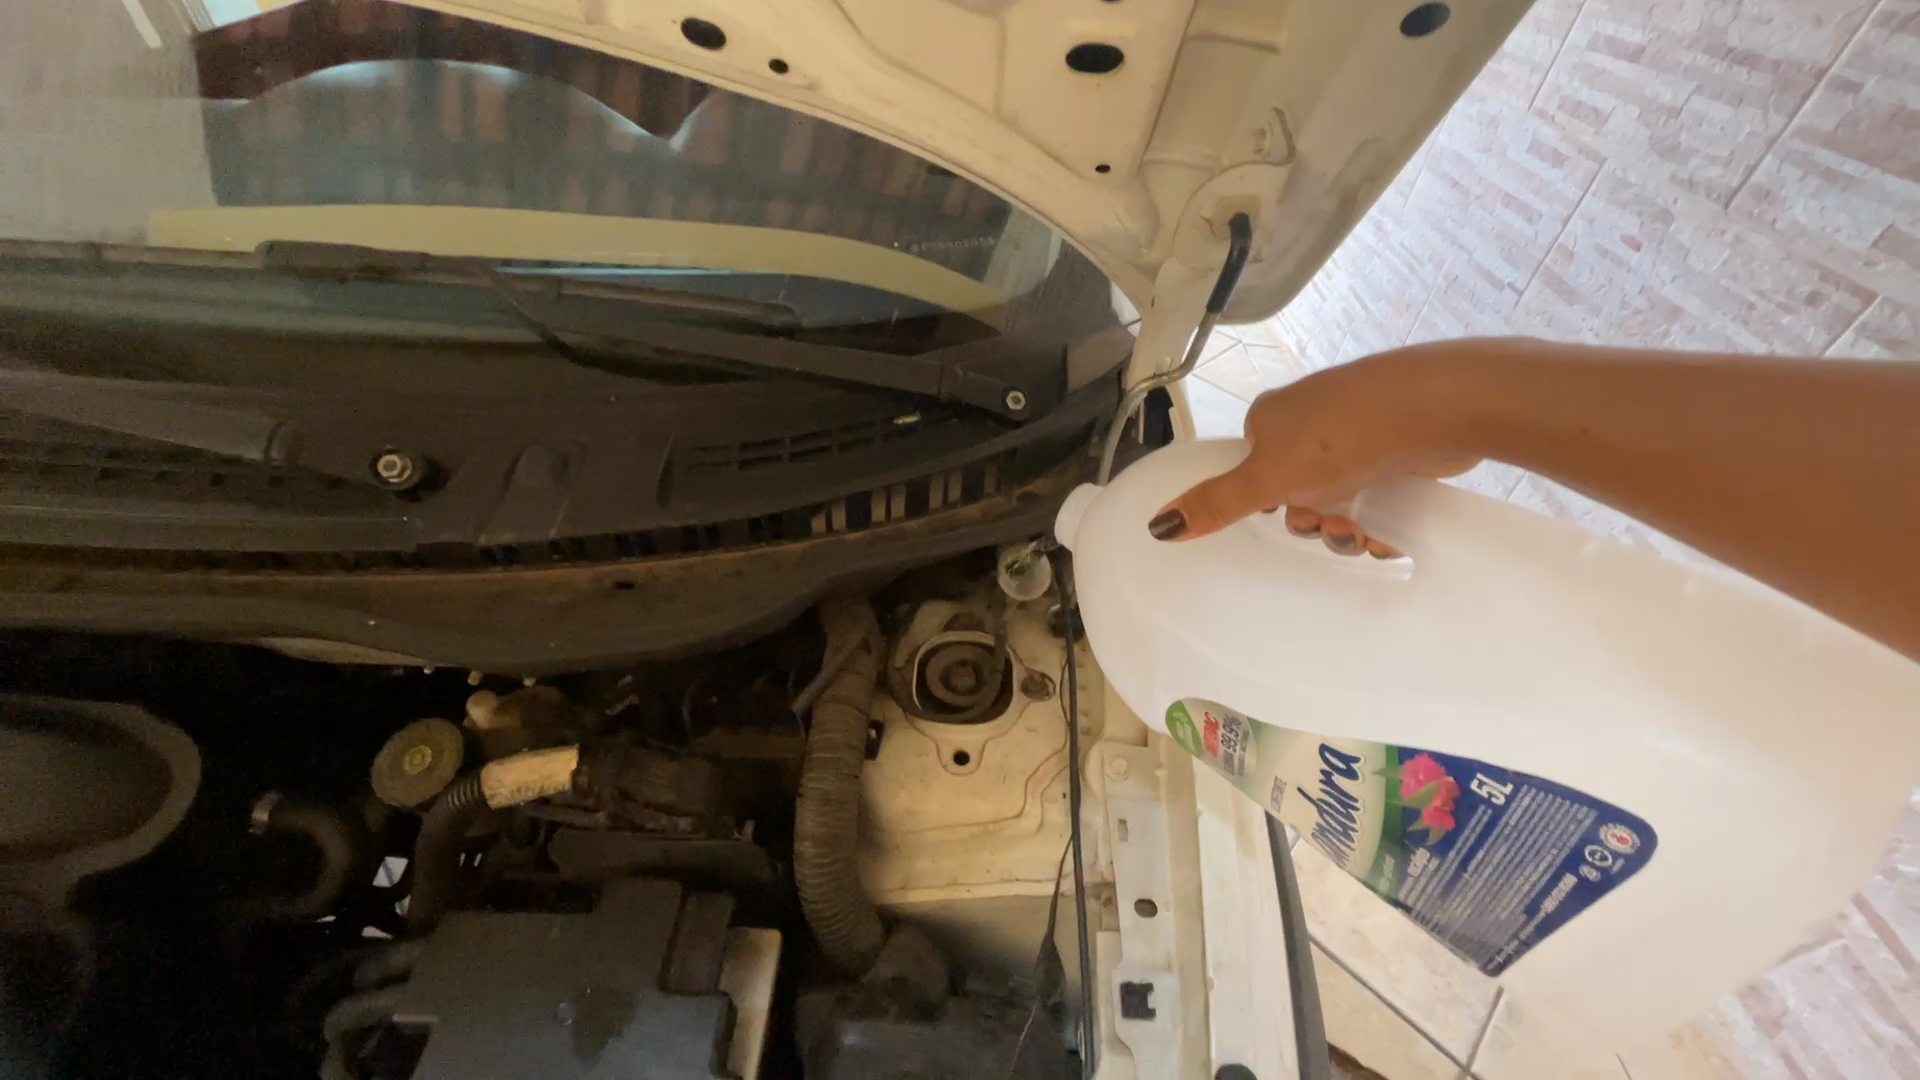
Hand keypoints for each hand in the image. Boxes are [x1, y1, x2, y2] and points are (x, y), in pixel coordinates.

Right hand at [1148, 350, 1480, 553]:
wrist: (1441, 406)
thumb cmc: (1342, 438)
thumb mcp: (1267, 479)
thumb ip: (1216, 503)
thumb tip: (1157, 526)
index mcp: (1270, 417)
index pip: (1250, 470)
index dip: (1263, 503)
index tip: (1286, 517)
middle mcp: (1308, 417)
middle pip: (1292, 489)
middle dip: (1311, 521)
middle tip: (1334, 529)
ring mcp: (1356, 426)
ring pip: (1336, 494)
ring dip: (1346, 527)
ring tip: (1369, 535)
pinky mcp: (1397, 439)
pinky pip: (1373, 488)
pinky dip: (1378, 513)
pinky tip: (1391, 529)